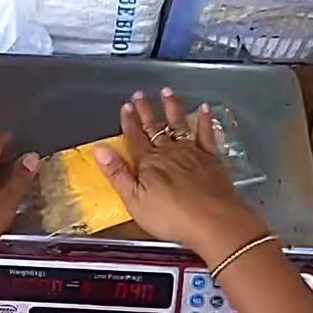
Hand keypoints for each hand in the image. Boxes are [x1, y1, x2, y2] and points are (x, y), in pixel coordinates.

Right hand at [91, 88, 268, 265]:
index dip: (128, 122)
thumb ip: (117, 173)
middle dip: (145, 111)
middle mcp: (169, 152)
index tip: (125, 107)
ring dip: (172, 108)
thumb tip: (99, 149)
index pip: (134, 138)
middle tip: (139, 95)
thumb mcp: (134, 200)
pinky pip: (206, 134)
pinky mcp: (211, 159)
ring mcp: (192, 153)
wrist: (212, 221)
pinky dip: (204, 120)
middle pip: (154, 128)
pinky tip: (204, 108)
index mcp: (148, 163)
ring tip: (166, 92)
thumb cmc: (170, 216)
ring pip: (178, 125)